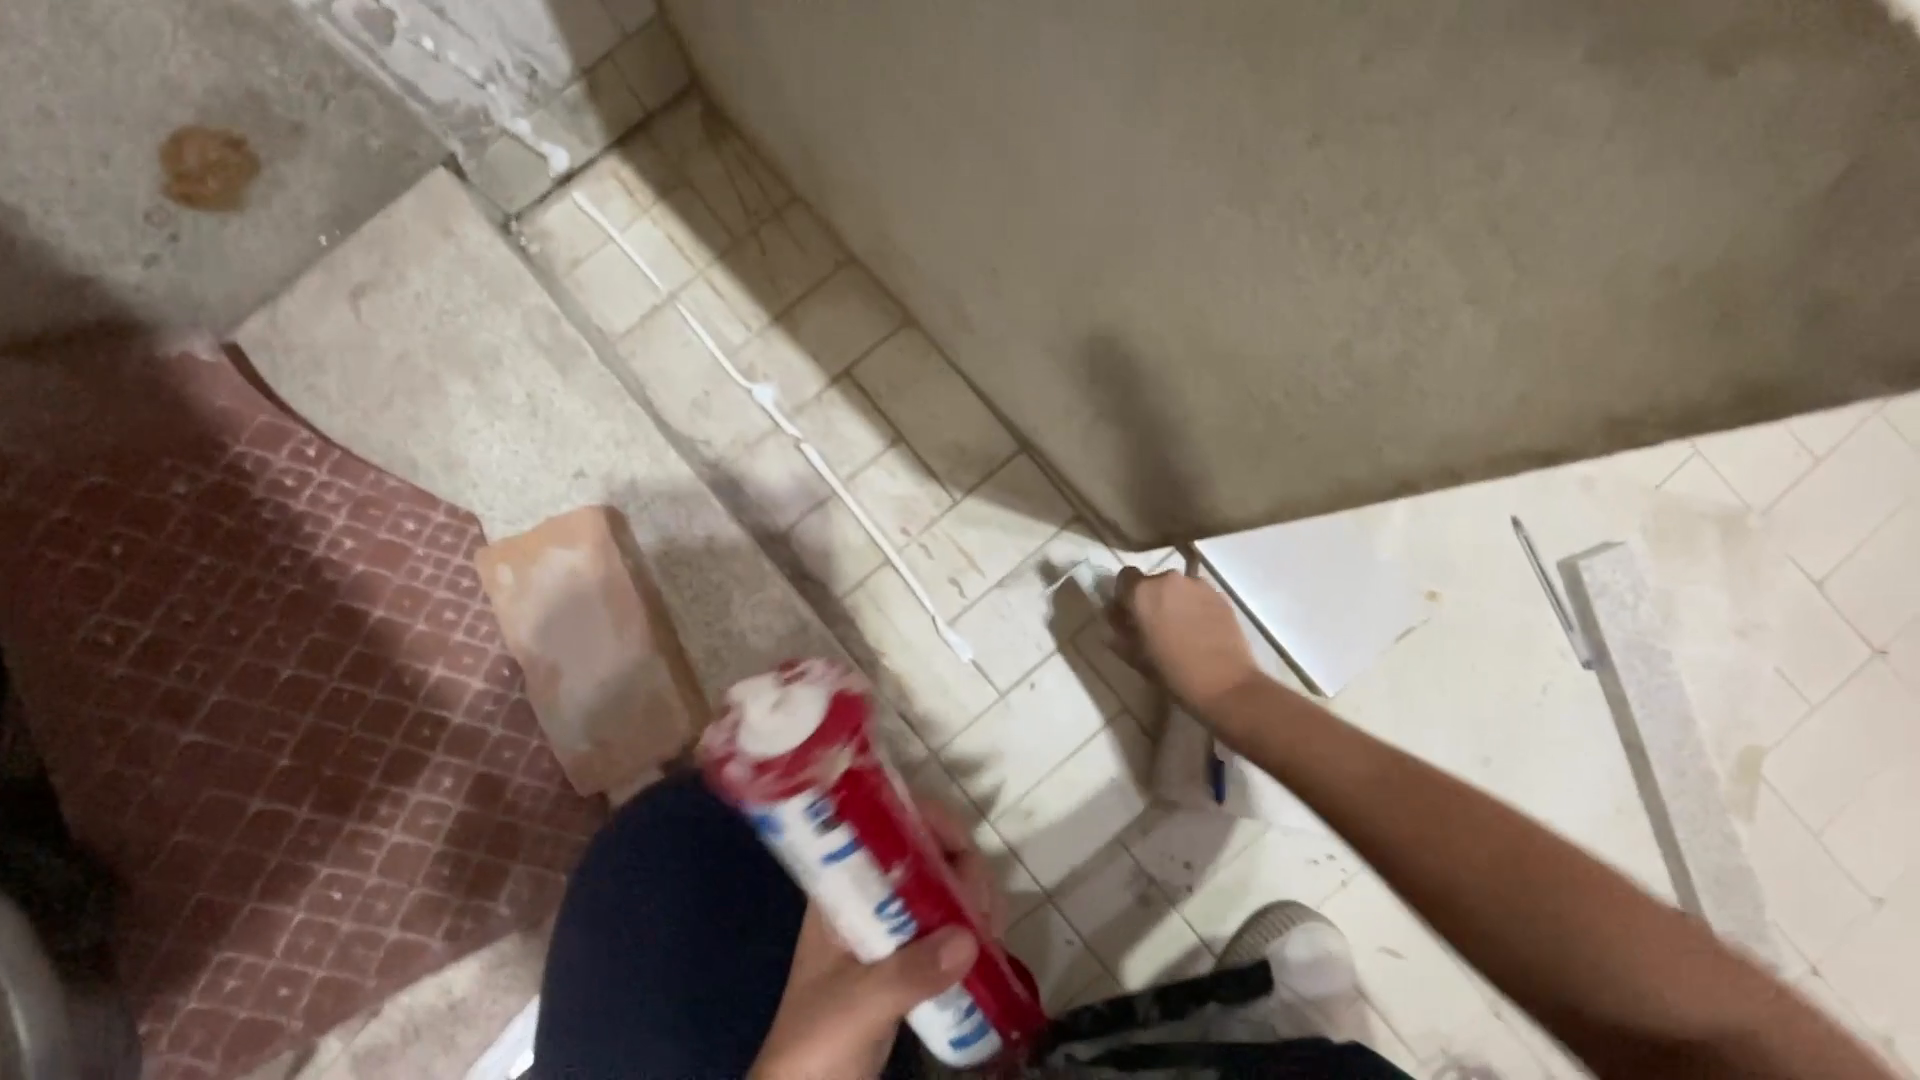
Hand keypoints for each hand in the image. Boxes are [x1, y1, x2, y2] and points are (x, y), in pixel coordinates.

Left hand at [749, 798, 998, 1079]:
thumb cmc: (813, 1043)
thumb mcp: (857, 1007)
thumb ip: (907, 974)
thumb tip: (968, 939)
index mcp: (843, 890)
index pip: (887, 829)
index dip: (928, 824)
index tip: (964, 852)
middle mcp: (868, 897)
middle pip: (925, 853)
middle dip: (962, 869)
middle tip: (983, 912)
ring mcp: (890, 928)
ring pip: (942, 888)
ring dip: (973, 900)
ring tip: (990, 935)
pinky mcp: (908, 958)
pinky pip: (948, 926)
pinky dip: (972, 930)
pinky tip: (987, 952)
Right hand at [1113, 566, 1262, 714]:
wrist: (1226, 685)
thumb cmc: (1172, 673)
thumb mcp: (1135, 656)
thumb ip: (1120, 632)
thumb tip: (1116, 619)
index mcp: (1143, 592)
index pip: (1125, 577)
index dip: (1125, 596)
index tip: (1129, 616)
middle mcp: (1170, 579)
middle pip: (1153, 582)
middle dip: (1151, 599)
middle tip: (1155, 626)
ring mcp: (1199, 585)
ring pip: (1178, 588)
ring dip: (1175, 602)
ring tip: (1181, 630)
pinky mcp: (1222, 596)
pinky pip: (1199, 596)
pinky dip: (1196, 607)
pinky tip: (1201, 632)